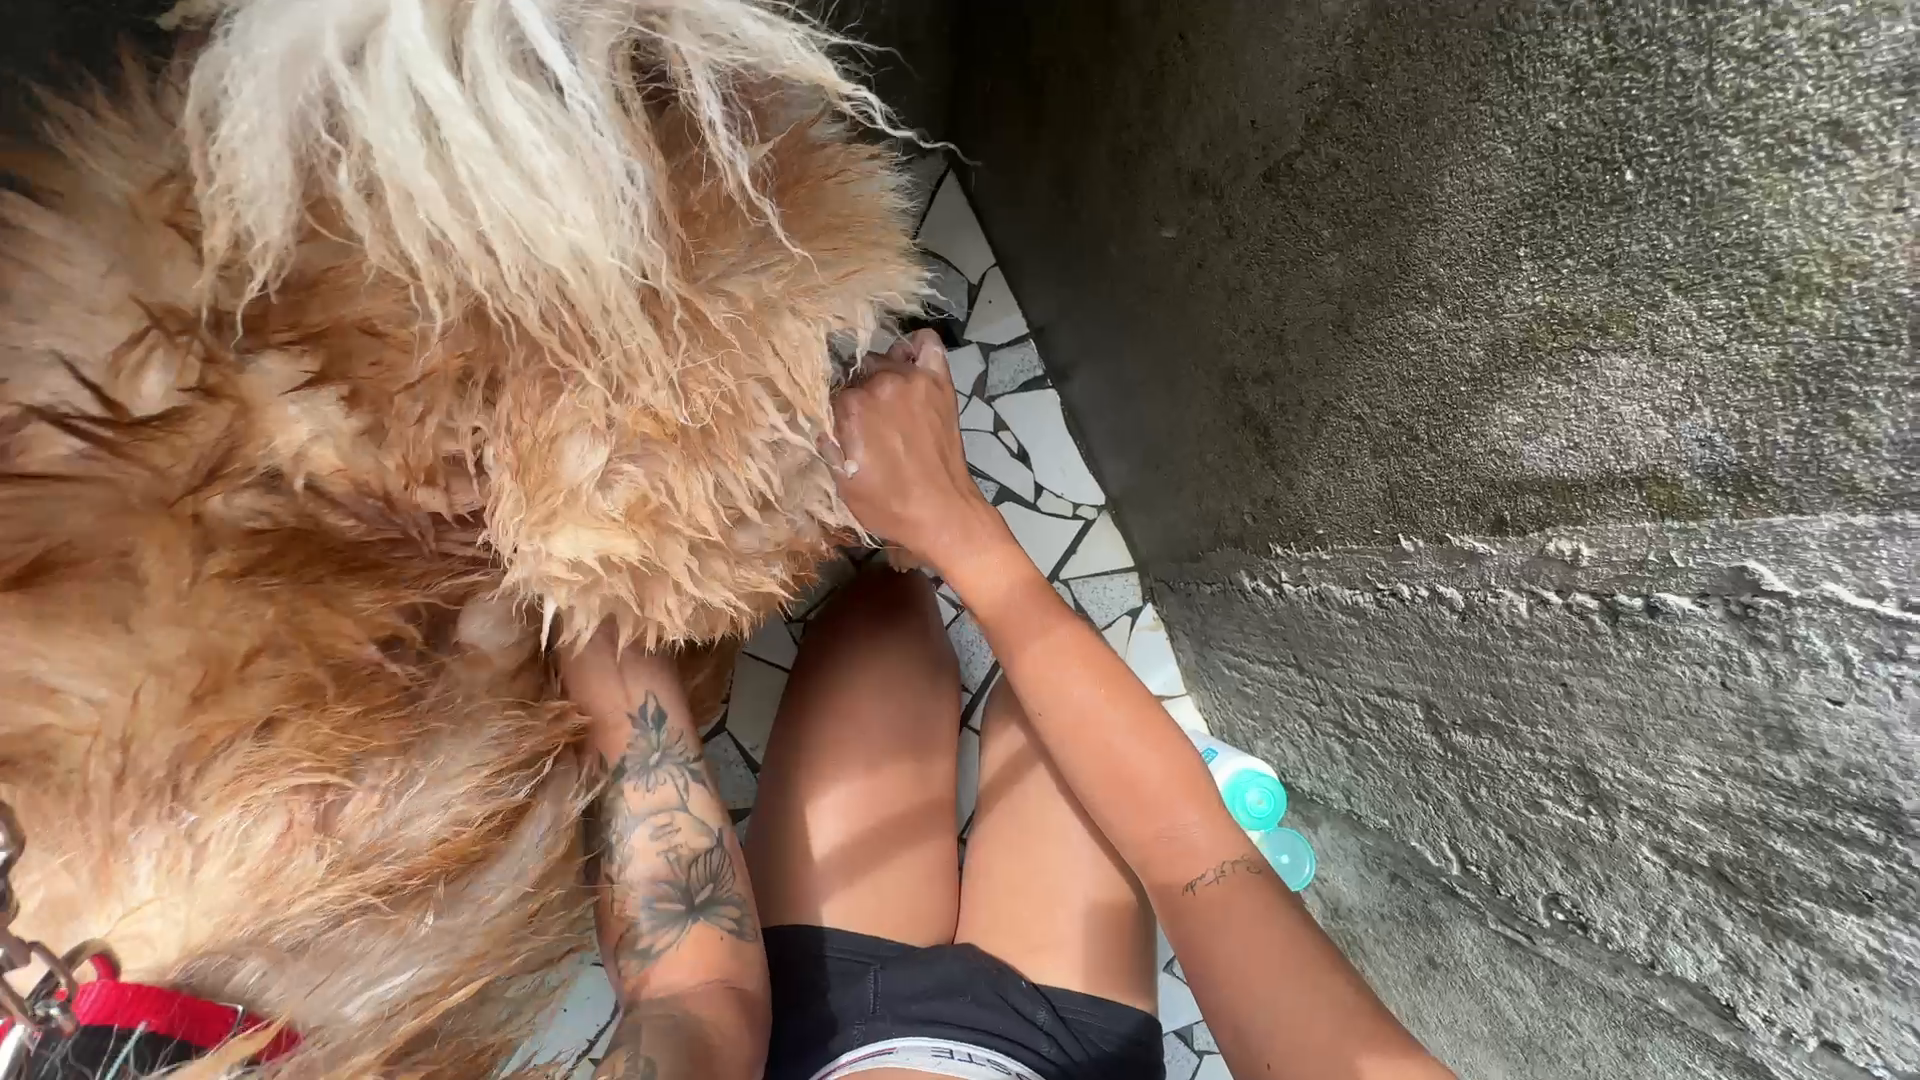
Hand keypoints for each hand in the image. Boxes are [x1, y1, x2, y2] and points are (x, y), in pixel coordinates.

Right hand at [828, 329, 1007, 573]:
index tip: (844, 426)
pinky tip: (911, 365)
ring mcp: (911, 379)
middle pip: (857, 372)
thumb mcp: (842, 483)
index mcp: (848, 408)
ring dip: (884, 375)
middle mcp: (877, 385)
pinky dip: (916, 349)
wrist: (942, 513)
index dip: (836, 410)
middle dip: (859, 392)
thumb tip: (822, 423)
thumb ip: (828, 445)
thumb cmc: (889, 506)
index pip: (830, 392)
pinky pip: (926, 344)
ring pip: (885, 359)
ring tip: (892, 403)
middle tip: (871, 421)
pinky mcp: (939, 382)